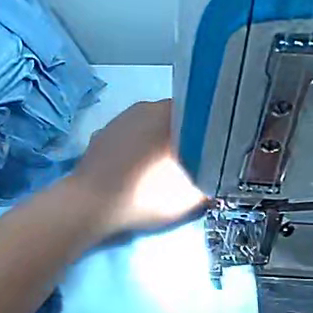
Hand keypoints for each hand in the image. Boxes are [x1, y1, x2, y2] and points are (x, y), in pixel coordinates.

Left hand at [64, 100, 206, 238]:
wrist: (89, 205)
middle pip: (174, 118)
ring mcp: (119, 120)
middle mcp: (143, 107)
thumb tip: (222, 176)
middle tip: (193, 162)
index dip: (210, 130)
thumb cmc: (144, 194)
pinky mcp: (102, 135)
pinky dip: (137, 150)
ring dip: (158, 143)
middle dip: (184, 137)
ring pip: (149, 126)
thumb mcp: (190, 196)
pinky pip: (129, 138)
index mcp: (167, 112)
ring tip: (164, 169)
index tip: (215, 148)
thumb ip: (212, 182)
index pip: (200, 111)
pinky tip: (138, 171)